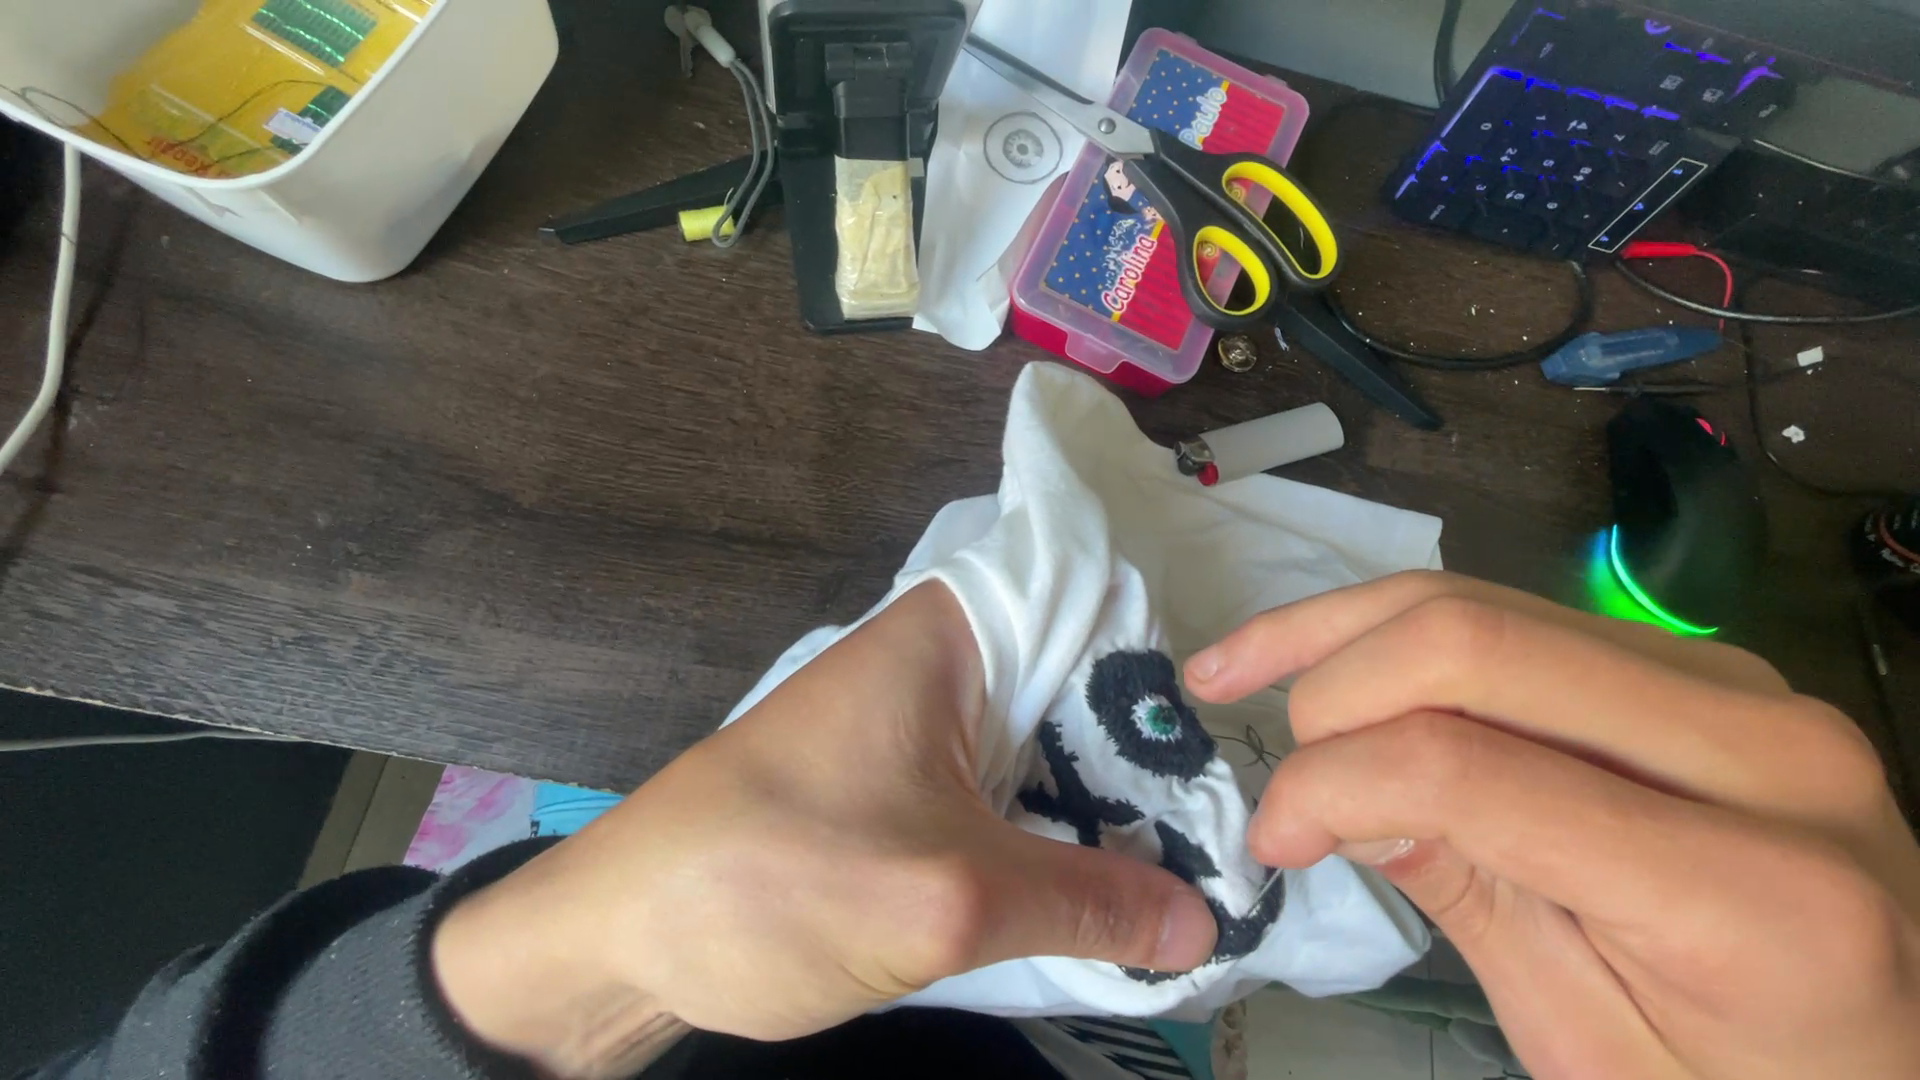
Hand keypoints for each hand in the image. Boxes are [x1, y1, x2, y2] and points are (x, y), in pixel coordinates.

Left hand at [432, 583, 1217, 1078]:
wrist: (627, 933)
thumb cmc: (778, 877)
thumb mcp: (948, 896)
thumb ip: (1085, 902)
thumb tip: (1202, 921)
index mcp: (949, 632)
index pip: (1088, 607)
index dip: (1164, 673)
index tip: (1235, 740)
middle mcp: (939, 658)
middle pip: (1076, 687)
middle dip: (1146, 756)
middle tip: (1234, 823)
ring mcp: (920, 722)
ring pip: (1044, 745)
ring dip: (1103, 804)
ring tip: (1194, 860)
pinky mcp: (904, 780)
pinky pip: (1005, 790)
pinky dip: (1053, 831)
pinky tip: (1108, 882)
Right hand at [1185, 571, 1919, 1079]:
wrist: (1899, 1040)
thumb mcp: (1589, 1041)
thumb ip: (1462, 894)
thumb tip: (1330, 793)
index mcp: (1753, 892)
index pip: (1465, 773)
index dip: (1329, 787)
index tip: (1270, 839)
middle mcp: (1754, 744)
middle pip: (1463, 642)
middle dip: (1326, 690)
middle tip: (1264, 742)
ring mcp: (1717, 674)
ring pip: (1463, 596)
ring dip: (1326, 628)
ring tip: (1234, 664)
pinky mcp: (1671, 650)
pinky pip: (1491, 603)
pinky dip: (1381, 624)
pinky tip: (1319, 651)